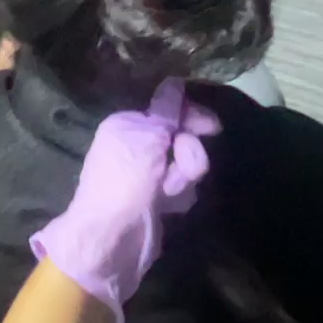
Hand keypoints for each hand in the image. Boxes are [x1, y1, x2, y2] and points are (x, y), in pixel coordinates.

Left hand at [30, 78, 219, 322]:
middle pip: (182, 137)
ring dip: (182, 178)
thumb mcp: (146, 142)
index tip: (212, 128)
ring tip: (166, 194)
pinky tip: (168, 208)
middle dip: (187, 155)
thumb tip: (174, 81)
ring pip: (186, 164)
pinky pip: (182, 187)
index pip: (168, 109)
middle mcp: (137, 143)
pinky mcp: (157, 197)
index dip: (192, 117)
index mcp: (127, 124)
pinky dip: (179, 196)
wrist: (110, 241)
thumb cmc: (124, 184)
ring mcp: (147, 171)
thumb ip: (165, 112)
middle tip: (180, 170)